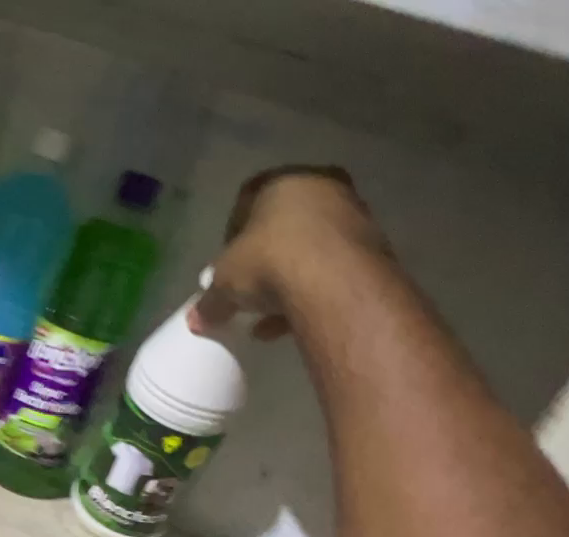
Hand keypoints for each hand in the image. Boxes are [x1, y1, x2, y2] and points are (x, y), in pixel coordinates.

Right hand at [190, 167, 387, 339]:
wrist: (333, 281)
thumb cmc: (268, 262)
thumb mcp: (224, 284)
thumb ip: (210, 300)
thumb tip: (196, 320)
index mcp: (280, 181)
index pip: (248, 199)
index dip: (232, 235)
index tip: (227, 264)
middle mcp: (321, 188)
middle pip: (284, 223)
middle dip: (265, 256)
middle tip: (250, 286)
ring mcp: (351, 216)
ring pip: (311, 247)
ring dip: (290, 278)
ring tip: (269, 314)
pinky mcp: (372, 247)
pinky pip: (332, 268)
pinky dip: (313, 291)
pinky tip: (292, 323)